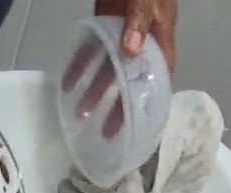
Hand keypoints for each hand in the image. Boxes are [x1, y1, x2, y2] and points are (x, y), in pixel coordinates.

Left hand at [62, 0, 178, 139]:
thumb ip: (140, 20)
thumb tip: (131, 51)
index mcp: (161, 34)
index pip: (161, 75)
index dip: (154, 101)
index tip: (143, 126)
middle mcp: (142, 37)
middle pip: (132, 78)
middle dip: (121, 106)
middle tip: (109, 134)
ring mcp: (122, 29)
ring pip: (109, 67)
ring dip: (96, 90)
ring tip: (82, 114)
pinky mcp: (104, 20)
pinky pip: (92, 48)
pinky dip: (81, 65)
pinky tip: (69, 83)